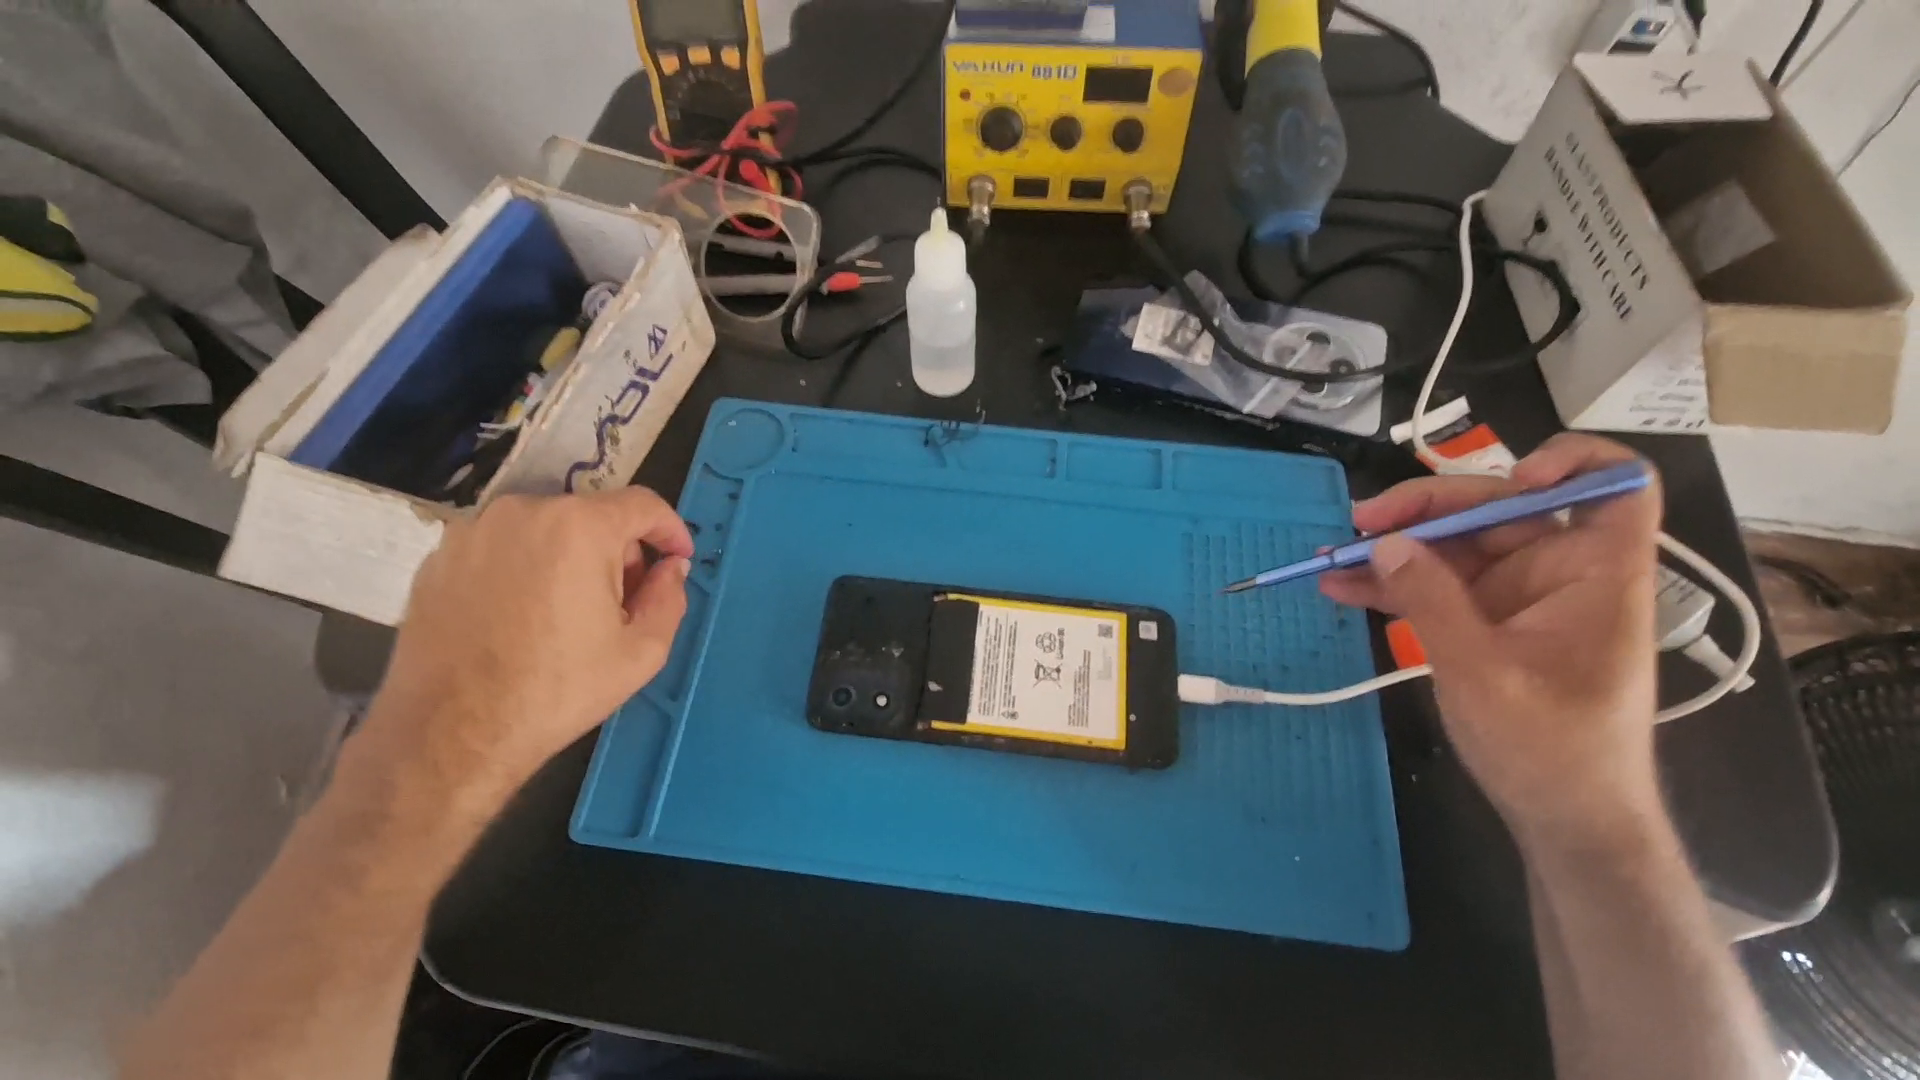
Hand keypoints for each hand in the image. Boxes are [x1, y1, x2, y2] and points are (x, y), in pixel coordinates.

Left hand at [363, 487, 694, 803]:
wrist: (449, 734)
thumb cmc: (557, 691)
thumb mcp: (641, 652)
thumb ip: (669, 597)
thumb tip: (670, 568)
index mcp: (579, 527)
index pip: (644, 504)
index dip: (670, 530)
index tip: (678, 559)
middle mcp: (523, 512)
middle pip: (592, 516)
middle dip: (618, 552)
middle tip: (621, 603)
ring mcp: (472, 532)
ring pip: (545, 531)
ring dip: (569, 559)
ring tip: (567, 614)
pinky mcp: (438, 558)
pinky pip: (501, 549)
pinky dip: (524, 569)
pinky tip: (521, 618)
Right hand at [1321, 435, 1665, 854]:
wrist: (1563, 818)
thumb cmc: (1550, 748)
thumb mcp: (1482, 672)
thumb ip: (1431, 601)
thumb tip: (1385, 543)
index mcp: (1592, 573)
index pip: (1614, 487)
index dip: (1571, 463)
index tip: (1511, 477)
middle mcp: (1556, 572)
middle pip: (1497, 508)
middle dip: (1427, 509)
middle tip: (1360, 523)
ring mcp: (1514, 597)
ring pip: (1452, 546)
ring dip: (1393, 547)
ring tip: (1333, 555)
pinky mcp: (1482, 622)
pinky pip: (1433, 586)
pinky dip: (1390, 584)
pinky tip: (1342, 587)